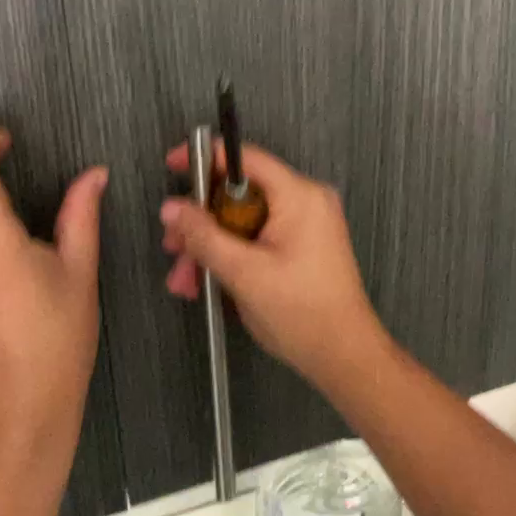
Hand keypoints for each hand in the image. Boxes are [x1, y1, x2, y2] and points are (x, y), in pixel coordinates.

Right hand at [161, 142, 387, 386]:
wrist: (343, 357)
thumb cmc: (302, 313)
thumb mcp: (243, 272)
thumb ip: (203, 236)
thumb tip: (171, 207)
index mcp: (299, 196)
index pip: (245, 158)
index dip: (206, 159)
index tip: (174, 166)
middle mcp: (305, 201)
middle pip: (239, 193)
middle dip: (202, 223)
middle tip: (173, 246)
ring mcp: (304, 224)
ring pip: (243, 220)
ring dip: (211, 246)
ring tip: (185, 279)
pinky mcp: (300, 246)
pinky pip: (257, 237)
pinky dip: (231, 256)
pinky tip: (206, 283)